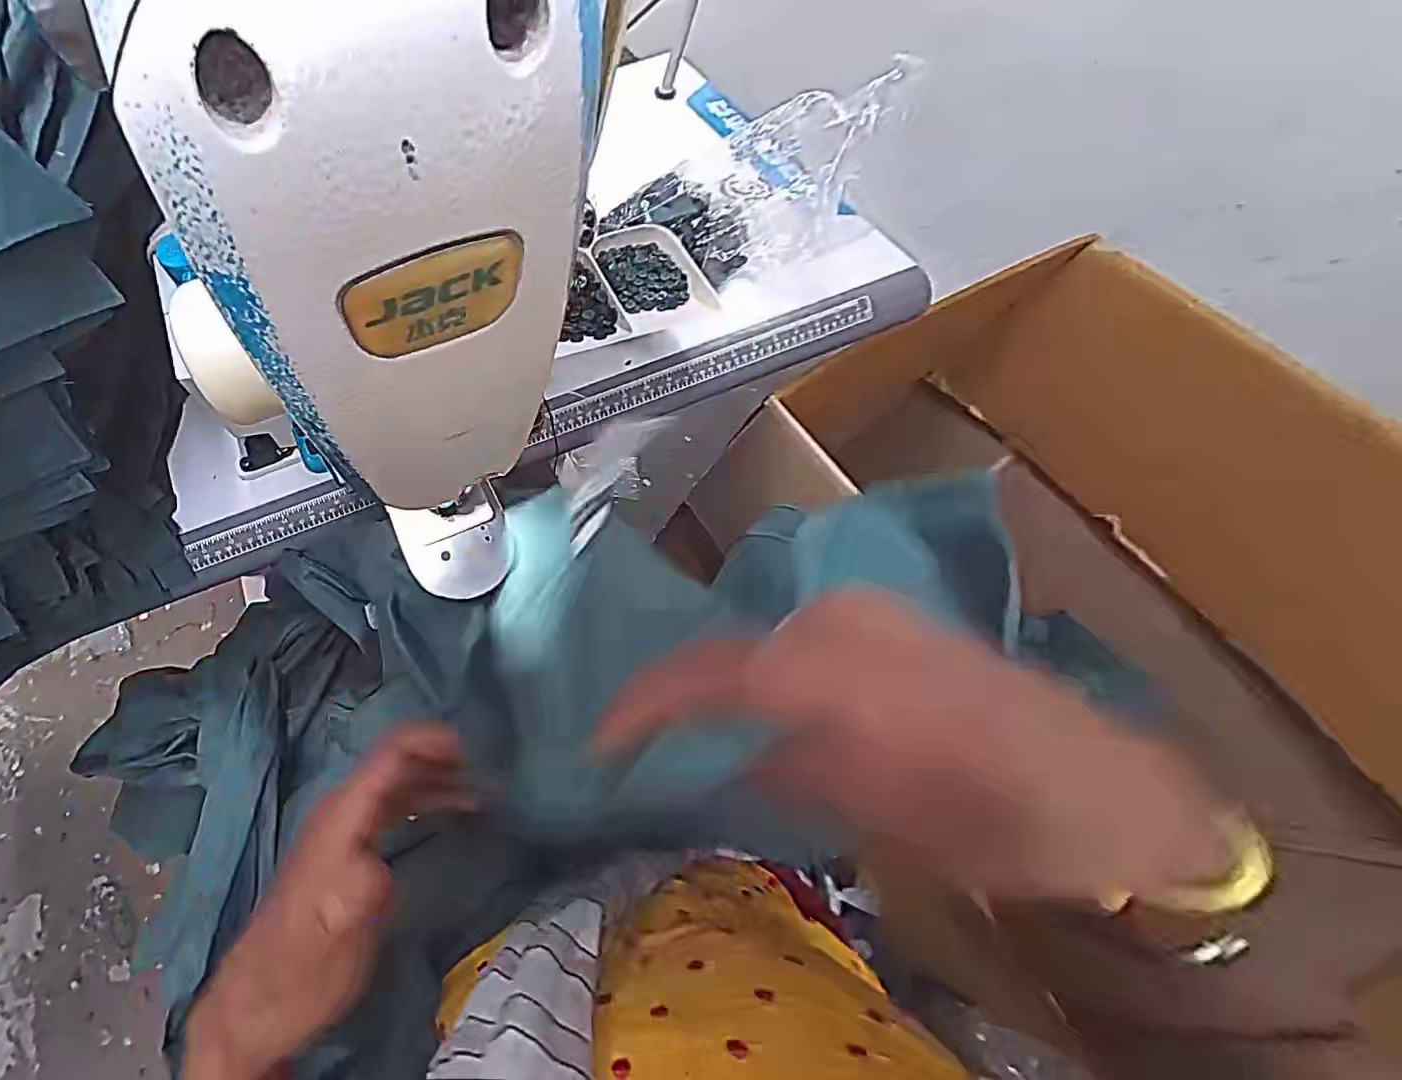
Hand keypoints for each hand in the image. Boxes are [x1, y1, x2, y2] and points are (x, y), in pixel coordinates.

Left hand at [184, 724, 472, 1079]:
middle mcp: (342, 811)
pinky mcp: (349, 848)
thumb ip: (364, 888)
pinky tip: (447, 811)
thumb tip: (384, 865)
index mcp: (341, 817)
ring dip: (435, 779)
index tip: (467, 748)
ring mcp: (345, 828)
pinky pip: (392, 807)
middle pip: (394, 761)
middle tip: (482, 771)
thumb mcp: (340, 931)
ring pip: (396, 783)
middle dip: (438, 757)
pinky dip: (423, 801)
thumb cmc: (302, 967)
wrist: (260, 999)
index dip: (427, 742)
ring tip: (476, 790)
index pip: (389, 756)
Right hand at [597, 589, 1232, 901]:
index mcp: (834, 670)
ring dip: (708, 678)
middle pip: (720, 649)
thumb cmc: (993, 819)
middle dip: (669, 690)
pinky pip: (782, 635)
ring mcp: (857, 608)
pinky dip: (749, 666)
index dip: (645, 702)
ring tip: (678, 720)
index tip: (602, 737)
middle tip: (634, 733)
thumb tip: (713, 756)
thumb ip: (778, 770)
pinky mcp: (875, 614)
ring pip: (749, 639)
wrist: (1115, 794)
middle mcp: (836, 619)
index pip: (709, 672)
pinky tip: (745, 698)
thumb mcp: (874, 811)